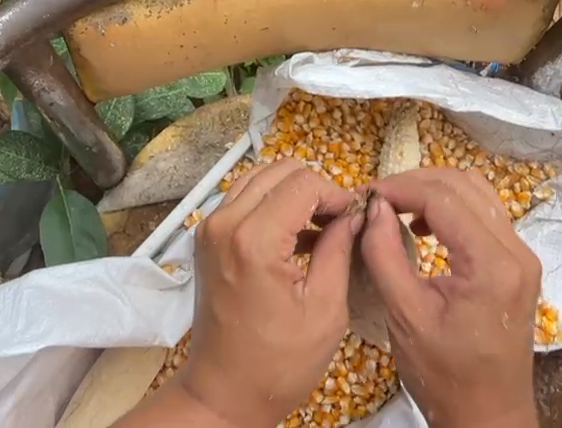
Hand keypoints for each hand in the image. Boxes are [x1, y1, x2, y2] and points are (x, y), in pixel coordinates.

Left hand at [175, 161, 361, 426]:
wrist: (223, 391)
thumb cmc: (278, 362)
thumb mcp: (325, 310)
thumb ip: (340, 250)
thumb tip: (355, 214)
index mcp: (253, 239)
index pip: (302, 183)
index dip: (335, 194)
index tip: (353, 217)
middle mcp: (225, 221)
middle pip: (279, 170)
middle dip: (314, 188)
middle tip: (338, 220)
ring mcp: (210, 225)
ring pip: (259, 176)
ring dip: (292, 192)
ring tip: (319, 226)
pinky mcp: (206, 234)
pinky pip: (242, 195)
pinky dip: (270, 202)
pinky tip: (294, 234)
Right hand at [360, 167, 541, 427]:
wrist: (488, 418)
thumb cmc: (445, 374)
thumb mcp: (405, 315)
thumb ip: (385, 253)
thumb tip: (373, 206)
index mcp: (493, 264)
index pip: (441, 197)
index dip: (399, 188)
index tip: (365, 195)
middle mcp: (516, 250)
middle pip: (461, 184)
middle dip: (414, 182)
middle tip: (377, 199)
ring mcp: (520, 254)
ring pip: (474, 190)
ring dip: (432, 189)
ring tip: (397, 207)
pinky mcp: (515, 262)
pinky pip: (482, 211)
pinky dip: (449, 205)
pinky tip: (423, 225)